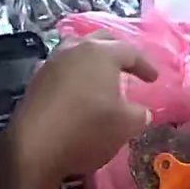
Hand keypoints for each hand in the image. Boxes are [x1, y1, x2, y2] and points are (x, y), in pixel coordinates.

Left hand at [7, 36, 158, 186]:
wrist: (36, 148)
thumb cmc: (88, 130)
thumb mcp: (126, 125)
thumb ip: (139, 114)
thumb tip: (141, 111)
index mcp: (101, 54)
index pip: (130, 51)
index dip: (146, 64)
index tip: (154, 78)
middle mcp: (75, 50)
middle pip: (101, 40)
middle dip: (118, 52)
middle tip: (129, 66)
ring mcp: (51, 63)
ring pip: (77, 50)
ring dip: (93, 59)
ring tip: (101, 74)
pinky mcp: (36, 81)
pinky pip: (62, 68)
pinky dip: (75, 74)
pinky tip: (78, 88)